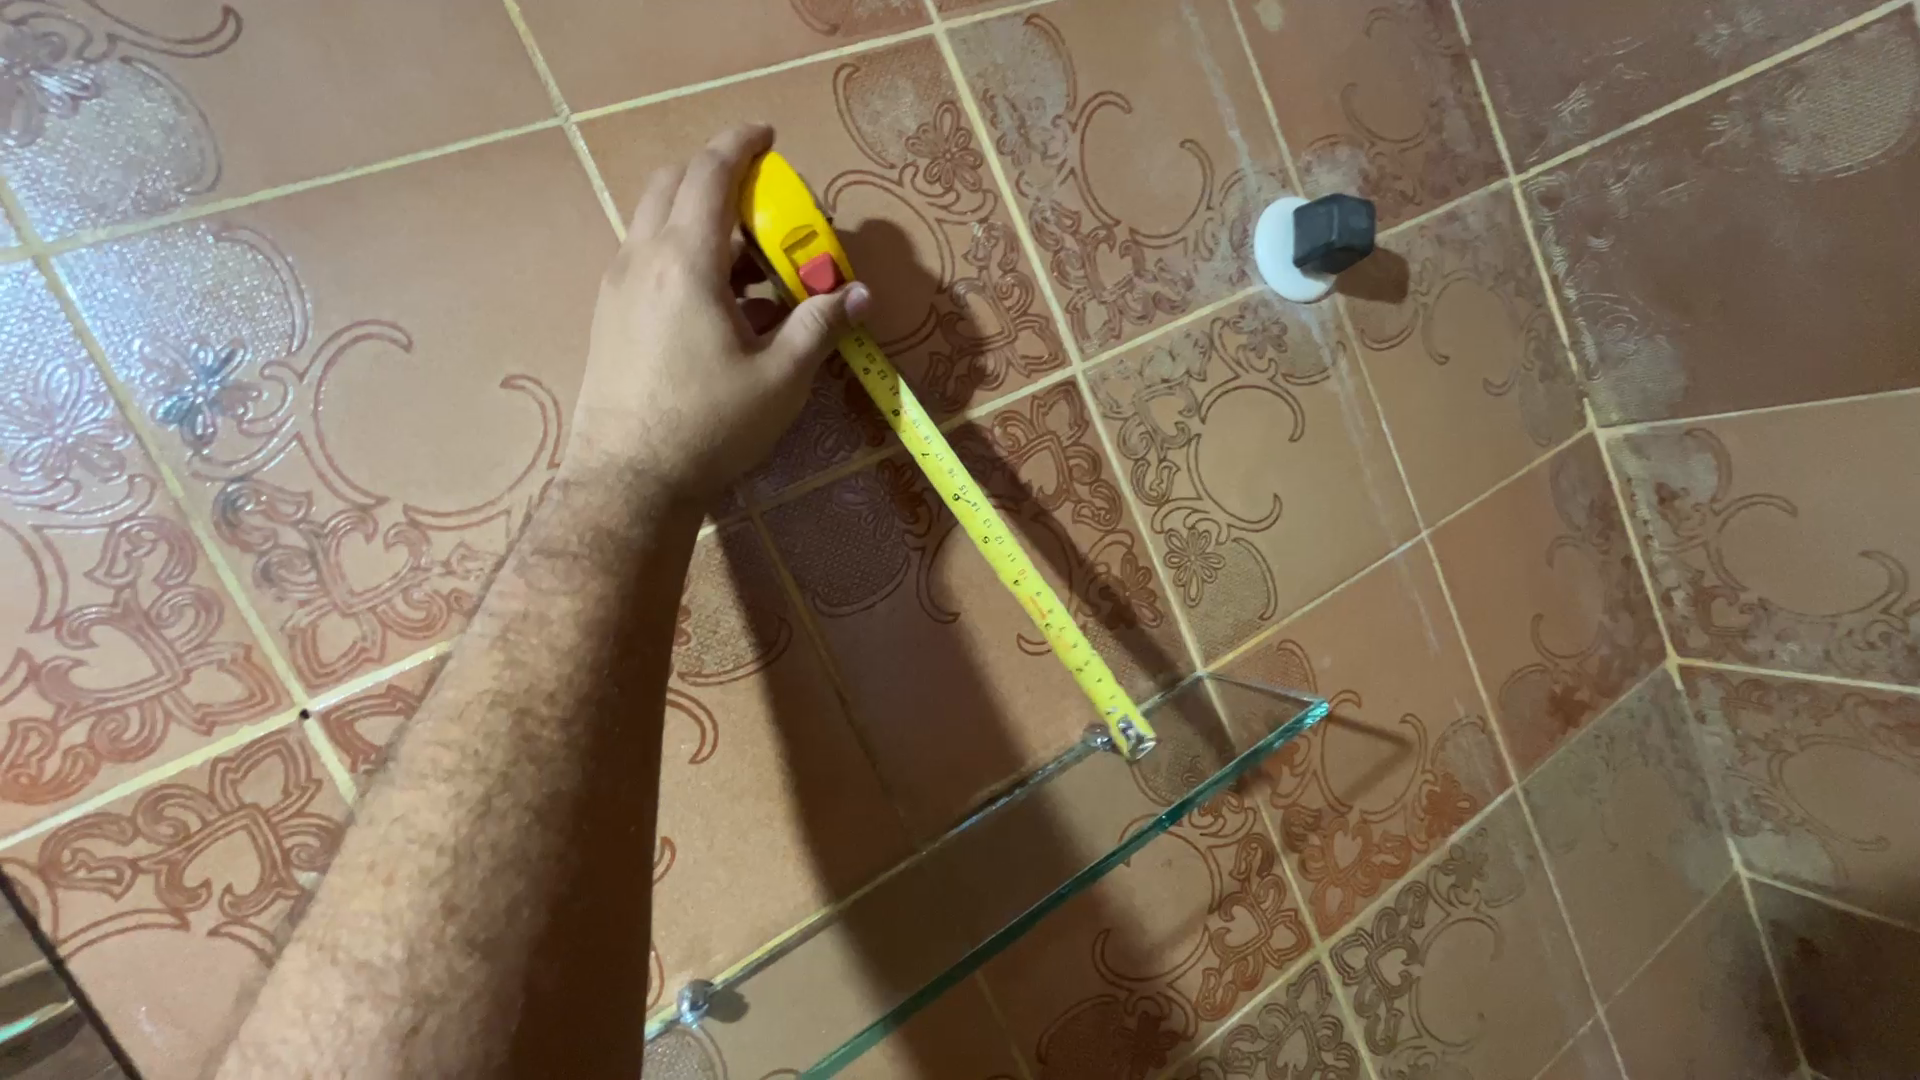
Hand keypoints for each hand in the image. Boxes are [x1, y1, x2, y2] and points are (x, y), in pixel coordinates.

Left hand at [568, 123, 870, 504]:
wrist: (629, 478)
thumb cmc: (710, 425)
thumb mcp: (779, 378)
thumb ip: (818, 326)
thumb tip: (858, 296)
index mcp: (685, 262)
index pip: (710, 174)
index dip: (741, 145)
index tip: (768, 135)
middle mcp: (642, 259)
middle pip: (673, 184)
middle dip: (719, 179)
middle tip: (765, 210)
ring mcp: (618, 286)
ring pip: (656, 223)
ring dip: (703, 224)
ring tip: (752, 271)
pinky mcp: (609, 315)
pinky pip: (648, 260)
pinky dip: (684, 257)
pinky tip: (720, 308)